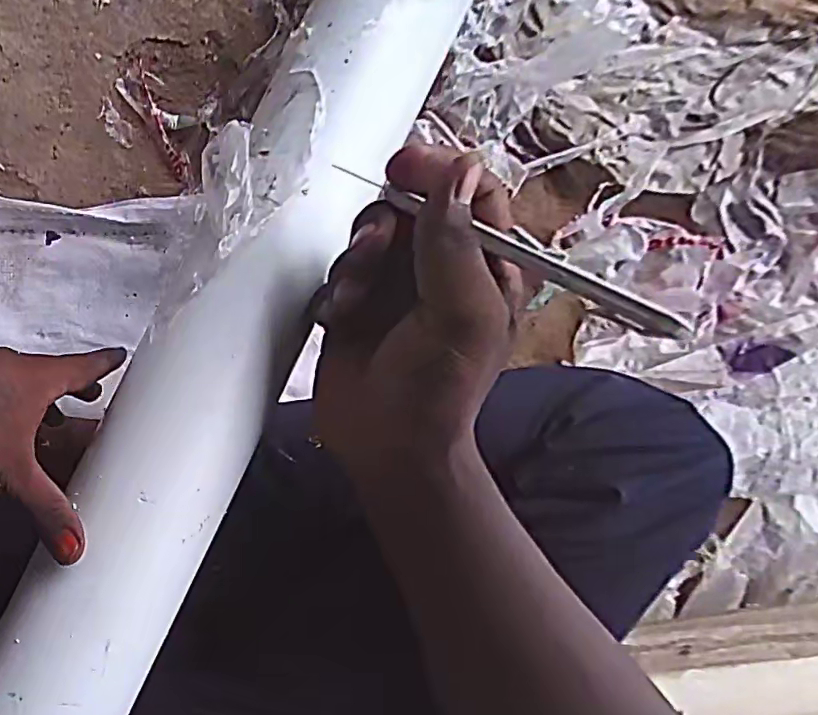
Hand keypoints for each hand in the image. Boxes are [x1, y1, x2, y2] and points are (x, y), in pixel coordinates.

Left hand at [0, 299, 123, 564]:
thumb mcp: (13, 478)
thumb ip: (48, 511)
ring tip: (19, 408)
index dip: (100, 365)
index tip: (116, 356)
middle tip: (78, 393)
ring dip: (13, 388)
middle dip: (61, 384)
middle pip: (39, 373)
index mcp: (30, 381)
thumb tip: (75, 550)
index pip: (78, 369)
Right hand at [309, 145, 528, 480]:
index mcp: (484, 263)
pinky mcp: (351, 314)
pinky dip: (333, 290)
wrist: (387, 444)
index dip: (440, 171)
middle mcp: (436, 270)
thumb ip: (456, 242)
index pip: (470, 193)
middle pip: (409, 209)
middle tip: (372, 245)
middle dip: (385, 221)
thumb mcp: (462, 311)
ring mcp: (390, 292)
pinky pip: (336, 278)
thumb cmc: (439, 387)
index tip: (403, 167)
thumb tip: (455, 172)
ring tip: (352, 296)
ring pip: (367, 241)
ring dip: (354, 260)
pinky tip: (337, 316)